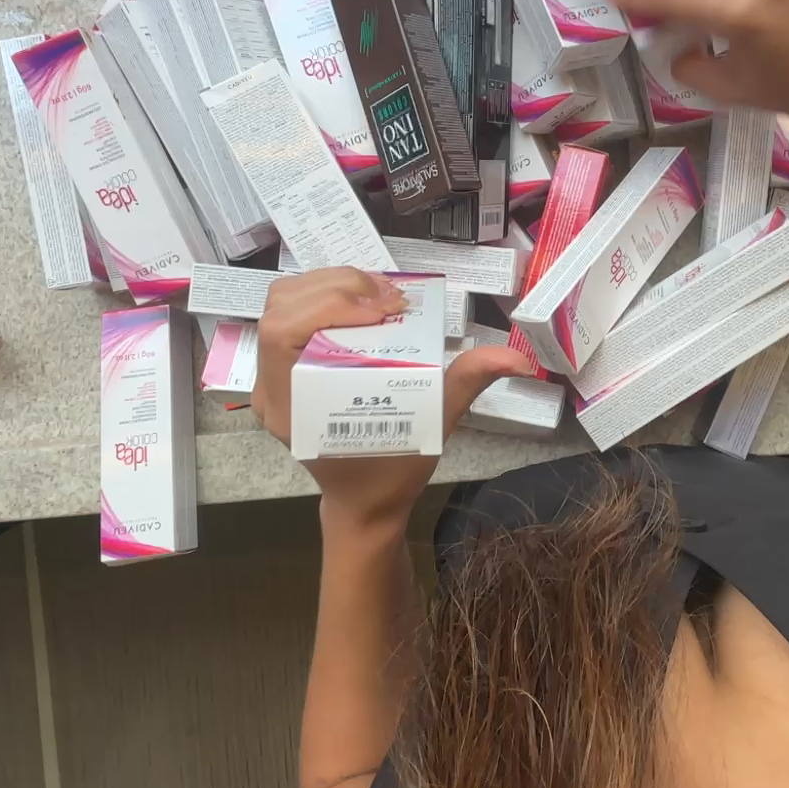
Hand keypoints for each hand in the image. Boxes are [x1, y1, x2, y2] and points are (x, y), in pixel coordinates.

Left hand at [251, 268, 537, 527]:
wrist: (365, 502)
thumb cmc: (391, 471)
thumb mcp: (432, 427)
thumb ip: (466, 383)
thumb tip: (516, 357)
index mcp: (295, 408)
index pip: (283, 335)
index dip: (327, 307)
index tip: (382, 310)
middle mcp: (273, 390)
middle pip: (280, 310)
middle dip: (336, 288)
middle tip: (390, 296)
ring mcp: (272, 378)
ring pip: (281, 304)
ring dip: (327, 284)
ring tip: (377, 293)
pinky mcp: (282, 368)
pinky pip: (288, 313)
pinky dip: (322, 294)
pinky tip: (362, 301)